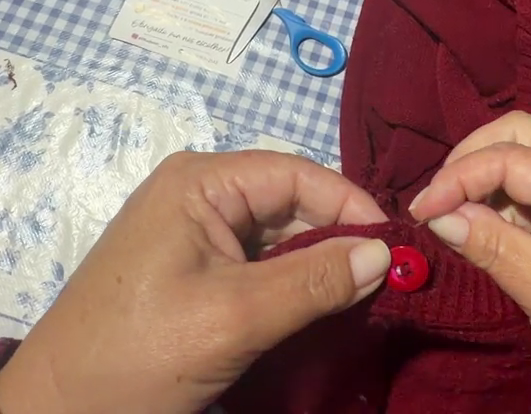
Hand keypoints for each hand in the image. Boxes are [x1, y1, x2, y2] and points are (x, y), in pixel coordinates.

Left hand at [0, 150, 392, 413]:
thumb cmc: (136, 357)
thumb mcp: (232, 320)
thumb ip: (312, 283)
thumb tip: (385, 254)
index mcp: (201, 181)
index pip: (294, 174)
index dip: (348, 203)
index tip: (393, 244)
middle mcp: (198, 191)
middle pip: (288, 202)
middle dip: (336, 237)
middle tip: (384, 278)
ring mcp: (192, 228)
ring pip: (275, 234)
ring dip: (315, 264)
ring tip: (359, 294)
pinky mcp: (190, 264)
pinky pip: (254, 260)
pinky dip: (288, 282)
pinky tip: (317, 306)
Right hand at [408, 113, 530, 413]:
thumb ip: (497, 251)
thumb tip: (440, 215)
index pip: (509, 157)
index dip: (458, 176)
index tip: (422, 211)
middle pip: (520, 132)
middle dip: (471, 156)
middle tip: (438, 200)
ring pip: (525, 152)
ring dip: (484, 175)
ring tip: (453, 217)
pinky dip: (500, 196)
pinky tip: (482, 229)